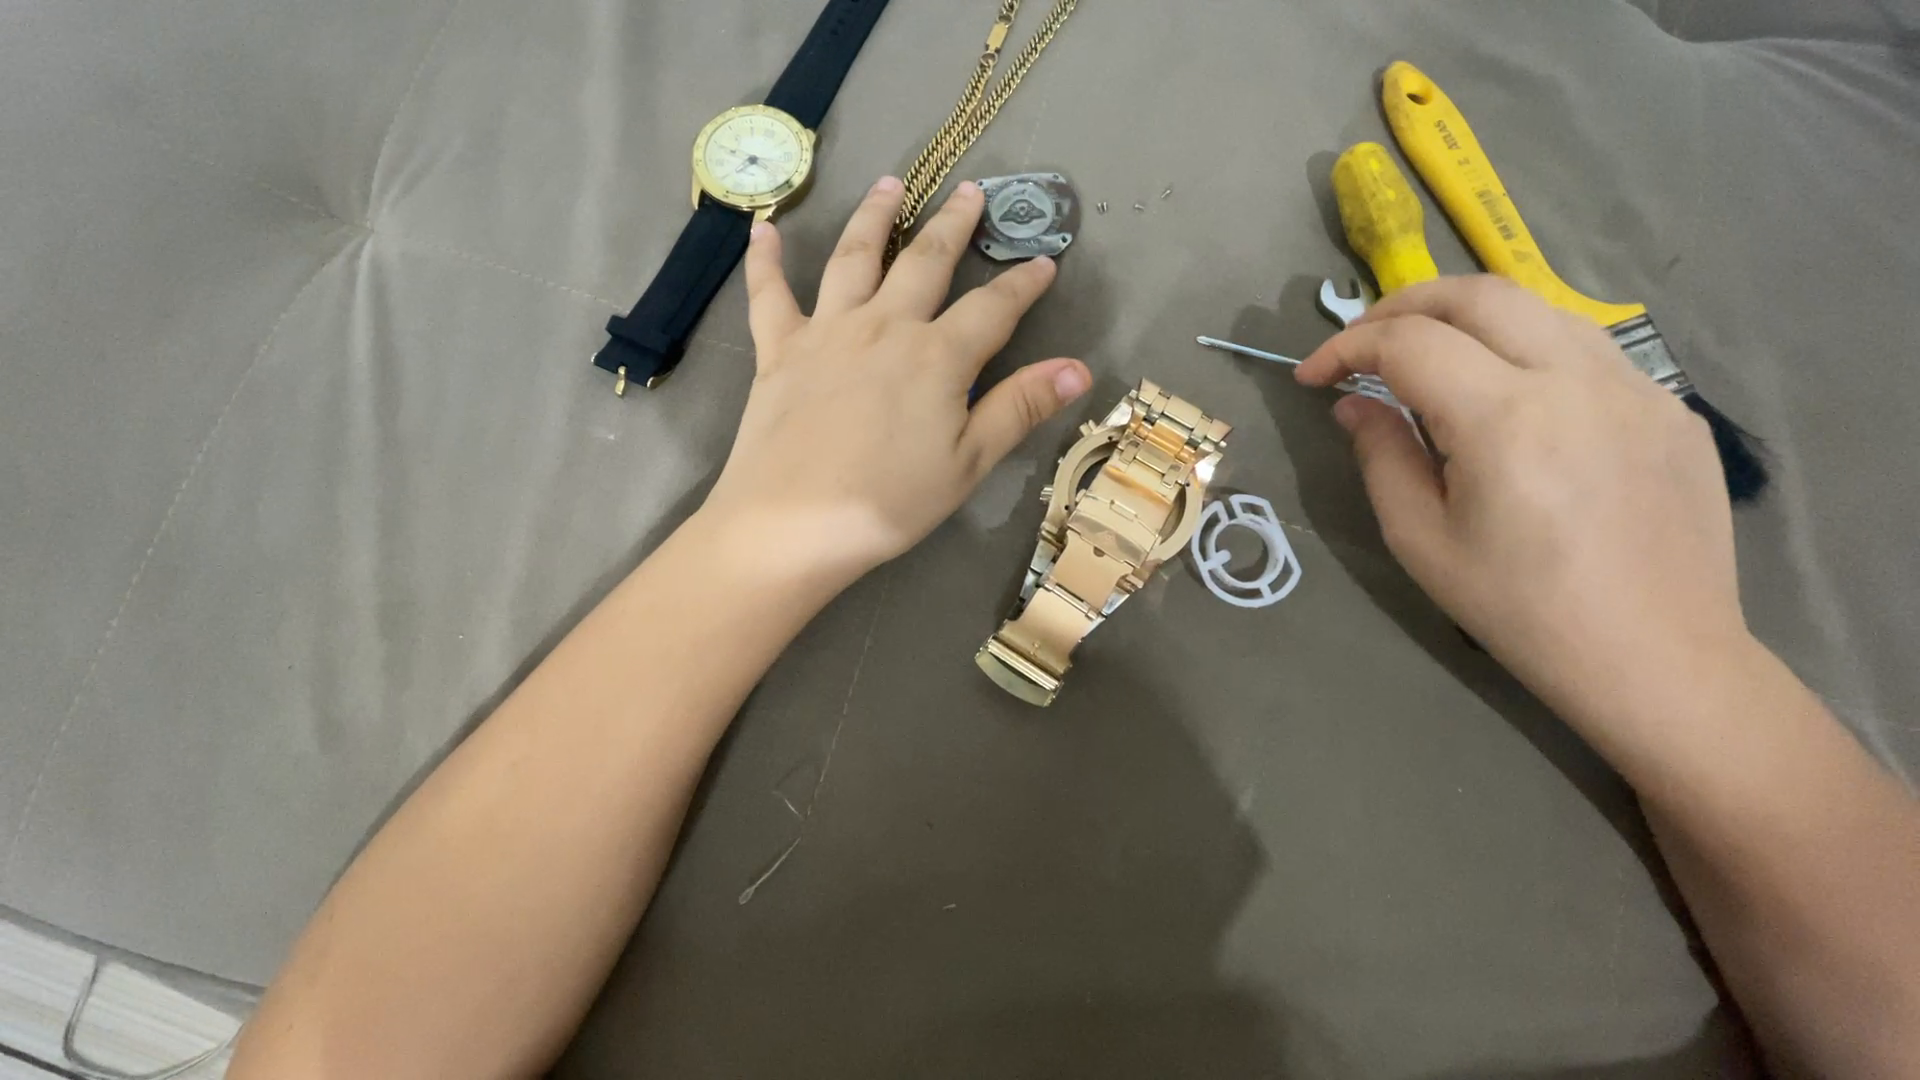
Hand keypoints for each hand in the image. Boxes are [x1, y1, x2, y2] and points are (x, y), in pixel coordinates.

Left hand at [700, 177, 1090, 581]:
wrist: (791, 524)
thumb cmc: (889, 503)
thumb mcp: (967, 463)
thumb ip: (1019, 408)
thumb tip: (1078, 368)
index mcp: (937, 357)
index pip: (992, 308)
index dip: (1022, 284)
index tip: (1044, 262)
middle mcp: (884, 326)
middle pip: (926, 262)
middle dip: (953, 225)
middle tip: (970, 191)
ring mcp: (827, 332)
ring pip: (854, 258)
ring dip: (876, 217)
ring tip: (890, 184)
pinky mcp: (778, 350)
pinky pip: (770, 295)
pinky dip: (766, 260)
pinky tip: (763, 229)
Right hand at [1297, 276, 1749, 749]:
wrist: (1654, 655)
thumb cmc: (1518, 608)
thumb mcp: (1420, 539)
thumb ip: (1382, 456)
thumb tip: (1356, 405)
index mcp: (1504, 418)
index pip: (1409, 344)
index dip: (1346, 347)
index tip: (1311, 376)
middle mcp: (1575, 378)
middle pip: (1477, 293)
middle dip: (1401, 306)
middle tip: (1360, 344)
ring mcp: (1635, 385)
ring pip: (1536, 307)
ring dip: (1464, 317)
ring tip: (1425, 357)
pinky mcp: (1667, 405)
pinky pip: (1582, 348)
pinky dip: (1521, 348)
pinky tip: (1504, 395)